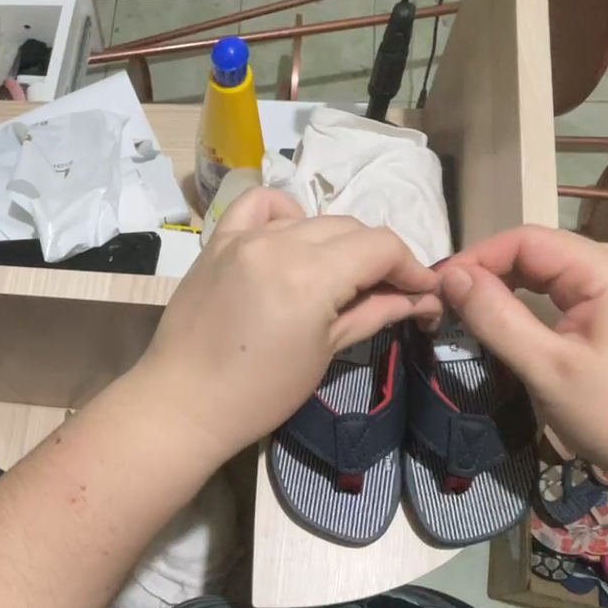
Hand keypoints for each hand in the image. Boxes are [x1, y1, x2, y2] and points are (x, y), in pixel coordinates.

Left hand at [127, 187, 442, 461]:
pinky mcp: (216, 242)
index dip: (411, 267)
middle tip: (387, 291)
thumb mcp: (324, 353)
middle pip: (349, 228)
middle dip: (377, 257)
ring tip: (338, 276)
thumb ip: (372, 312)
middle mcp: (278, 242)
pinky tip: (290, 236)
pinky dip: (284, 212)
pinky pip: (257, 205)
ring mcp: (242, 237)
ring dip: (334, 241)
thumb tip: (420, 297)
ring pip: (309, 218)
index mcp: (310, 274)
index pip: (380, 247)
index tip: (423, 291)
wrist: (184, 402)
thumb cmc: (259, 393)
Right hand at [430, 226, 607, 484]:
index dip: (478, 256)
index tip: (440, 287)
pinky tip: (523, 322)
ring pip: (562, 270)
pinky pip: (581, 290)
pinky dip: (543, 299)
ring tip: (479, 310)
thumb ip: (495, 316)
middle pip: (547, 250)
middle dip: (494, 270)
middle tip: (453, 303)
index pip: (530, 239)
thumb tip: (450, 276)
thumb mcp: (544, 368)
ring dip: (516, 284)